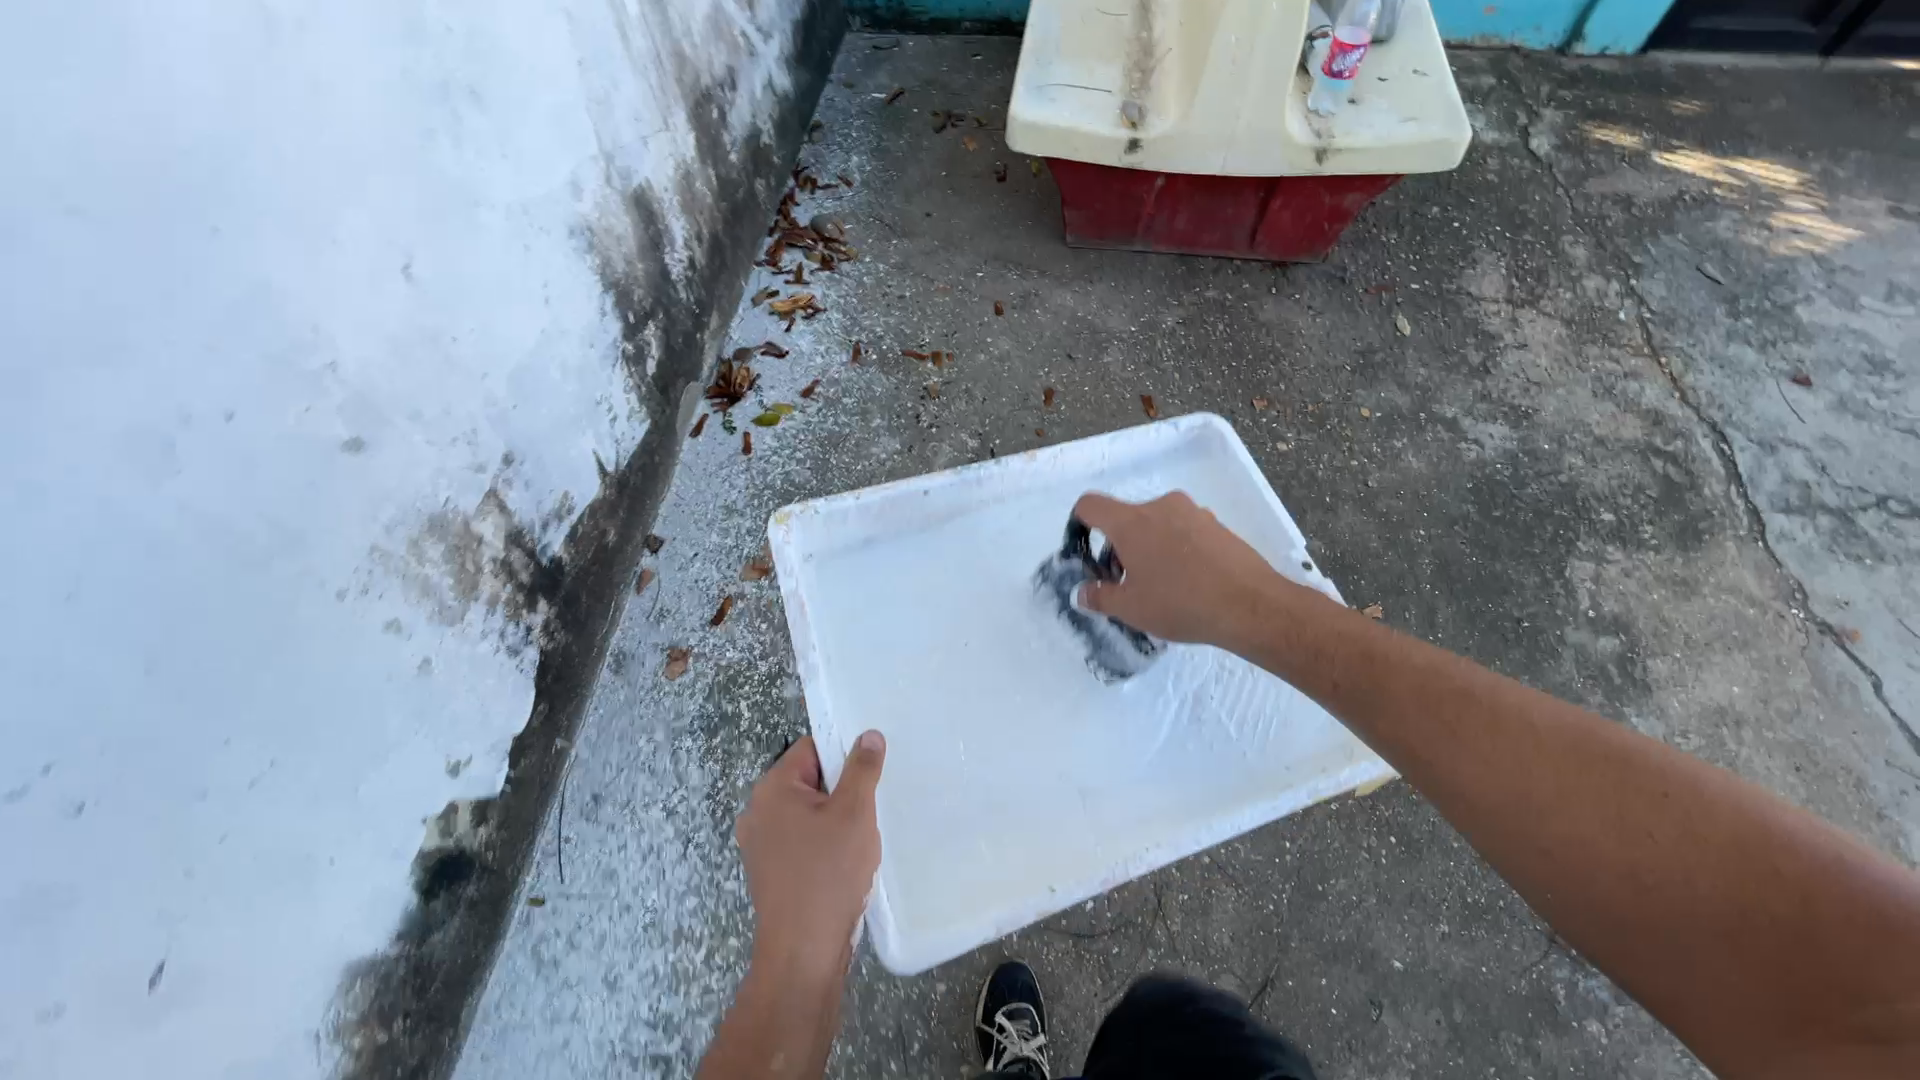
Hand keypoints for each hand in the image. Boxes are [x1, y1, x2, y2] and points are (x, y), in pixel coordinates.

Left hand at [736, 732, 886, 977]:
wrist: (803, 952)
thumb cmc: (828, 874)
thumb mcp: (854, 813)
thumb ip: (862, 769)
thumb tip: (868, 735)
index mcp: (772, 789)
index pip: (811, 749)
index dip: (843, 755)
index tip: (870, 772)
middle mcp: (757, 811)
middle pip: (809, 781)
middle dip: (842, 791)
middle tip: (870, 808)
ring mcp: (760, 845)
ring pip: (808, 814)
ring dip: (835, 820)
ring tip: (861, 838)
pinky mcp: (768, 872)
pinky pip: (801, 841)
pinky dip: (823, 845)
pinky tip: (845, 863)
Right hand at [1071, 491, 1298, 650]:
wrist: (1251, 605)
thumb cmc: (1180, 603)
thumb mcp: (1131, 609)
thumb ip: (1100, 597)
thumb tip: (1083, 593)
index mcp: (1132, 521)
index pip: (1090, 505)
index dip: (1079, 524)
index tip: (1087, 553)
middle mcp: (1161, 507)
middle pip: (1126, 519)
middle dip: (1119, 548)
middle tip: (1128, 584)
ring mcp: (1193, 513)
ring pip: (1156, 525)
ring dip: (1149, 550)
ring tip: (1162, 588)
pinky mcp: (1218, 526)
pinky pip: (1184, 532)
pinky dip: (1177, 551)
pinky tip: (1190, 585)